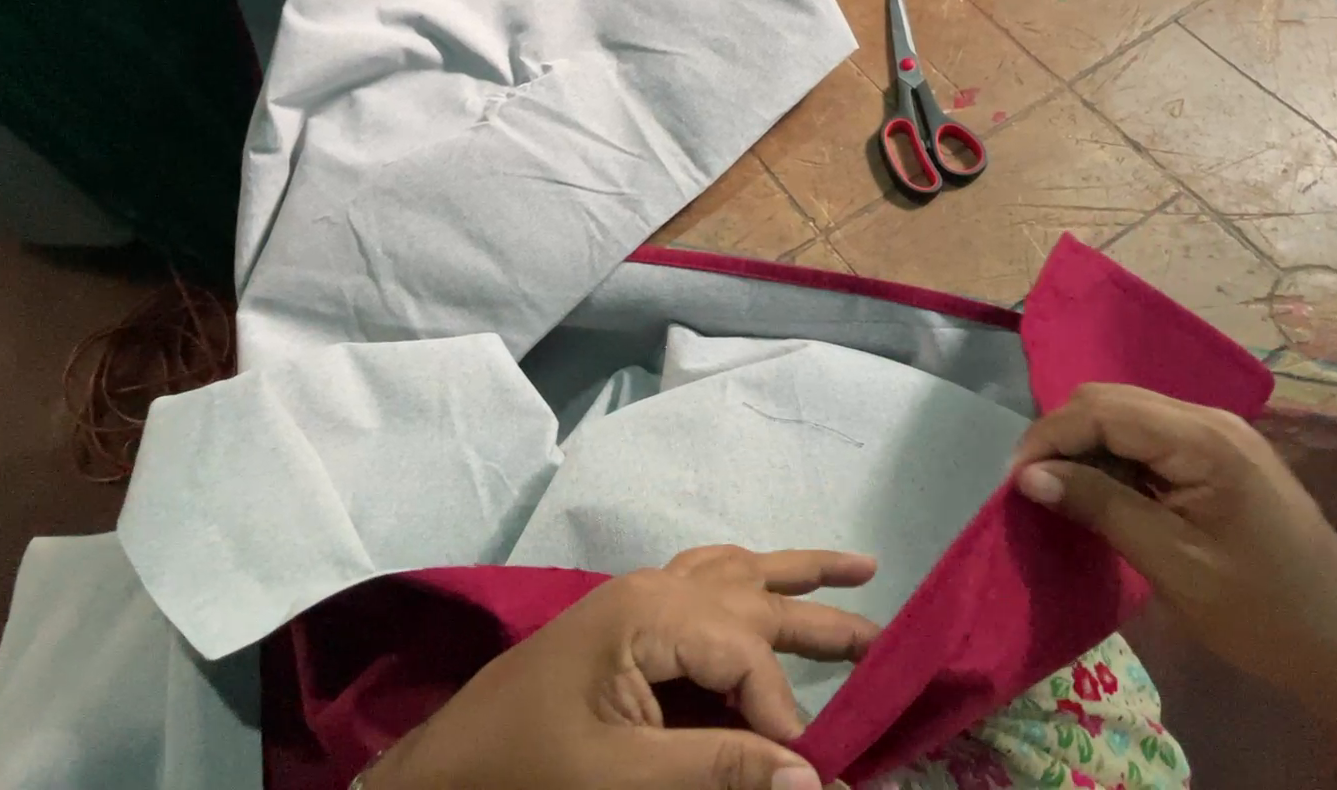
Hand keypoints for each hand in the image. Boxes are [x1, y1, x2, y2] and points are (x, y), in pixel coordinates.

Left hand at [364, 546, 879, 789]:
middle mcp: (655, 588)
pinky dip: (745, 575)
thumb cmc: (527, 769)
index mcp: (651, 614)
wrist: (447, 765)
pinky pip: (705, 576)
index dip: (782, 717)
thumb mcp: (624, 778)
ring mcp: (642, 594)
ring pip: (738, 570)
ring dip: (796, 572)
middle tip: (889, 636)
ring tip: (857, 567)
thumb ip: (719, 769)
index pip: (747, 657)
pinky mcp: (632, 611)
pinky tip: (760, 577)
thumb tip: (814, 781)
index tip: (805, 772)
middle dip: (825, 617)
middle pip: (757, 596)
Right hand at [1010, 384, 1336, 788]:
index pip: (1101, 409)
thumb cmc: (1263, 612)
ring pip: (1124, 414)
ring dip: (1084, 446)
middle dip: (1061, 436)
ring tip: (1061, 492)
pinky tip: (1102, 493)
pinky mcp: (1218, 455)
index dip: (1048, 437)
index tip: (1014, 482)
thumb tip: (1027, 476)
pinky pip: (1146, 437)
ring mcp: (1218, 435)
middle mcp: (1210, 420)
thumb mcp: (1170, 562)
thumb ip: (1098, 506)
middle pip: (1109, 400)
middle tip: (1033, 486)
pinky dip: (1111, 457)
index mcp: (1204, 439)